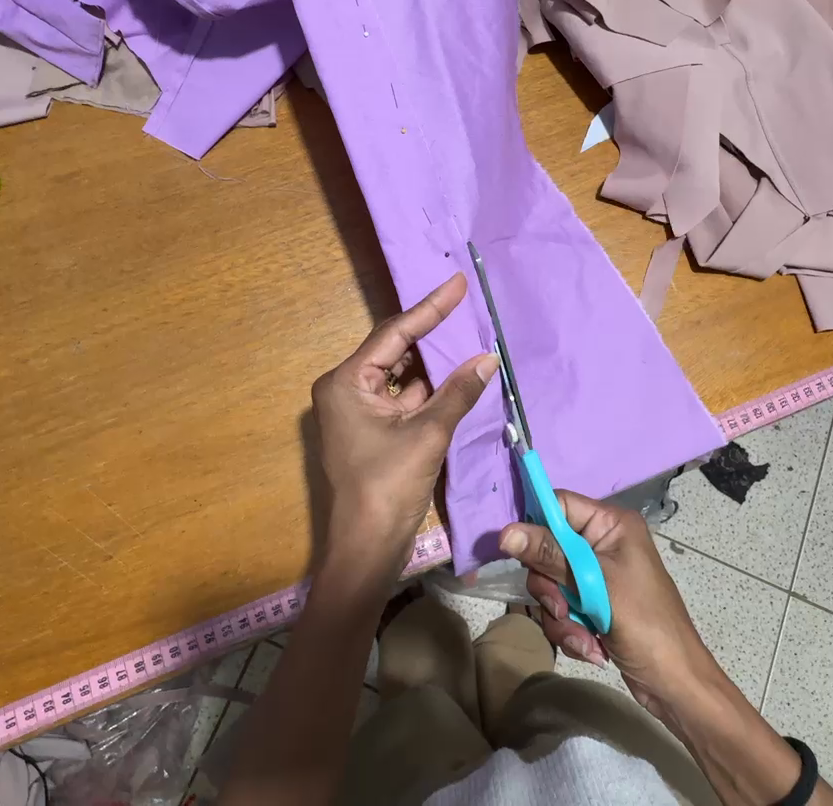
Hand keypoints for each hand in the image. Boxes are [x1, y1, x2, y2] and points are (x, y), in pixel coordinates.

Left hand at [310, 273, 496, 582]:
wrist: (366, 548)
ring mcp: (356, 412)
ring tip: (467, 337)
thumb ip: (458, 391)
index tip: (457, 284)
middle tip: (464, 307)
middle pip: (393, 350)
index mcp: (346, 382)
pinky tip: (457, 378)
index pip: (393, 333)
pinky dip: (428, 390)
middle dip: (431, 334)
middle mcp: (344, 389)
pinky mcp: (370, 431)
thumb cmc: (388, 486)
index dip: (430, 308)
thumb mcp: (428, 433)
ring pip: (400, 375)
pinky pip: (402, 398)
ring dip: (432, 364)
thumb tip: (487, 358)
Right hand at [498, 491, 717, 722]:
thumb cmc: (645, 624)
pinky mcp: (593, 604)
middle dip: (551, 588)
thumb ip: (550, 556)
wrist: (674, 685)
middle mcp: (602, 543)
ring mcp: (597, 575)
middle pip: (548, 550)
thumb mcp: (595, 586)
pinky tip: (592, 648)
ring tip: (584, 639)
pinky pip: (562, 609)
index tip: (515, 552)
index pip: (559, 505)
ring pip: (551, 584)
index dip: (534, 526)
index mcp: (611, 524)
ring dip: (561, 617)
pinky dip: (570, 631)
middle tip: (563, 609)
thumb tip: (505, 532)